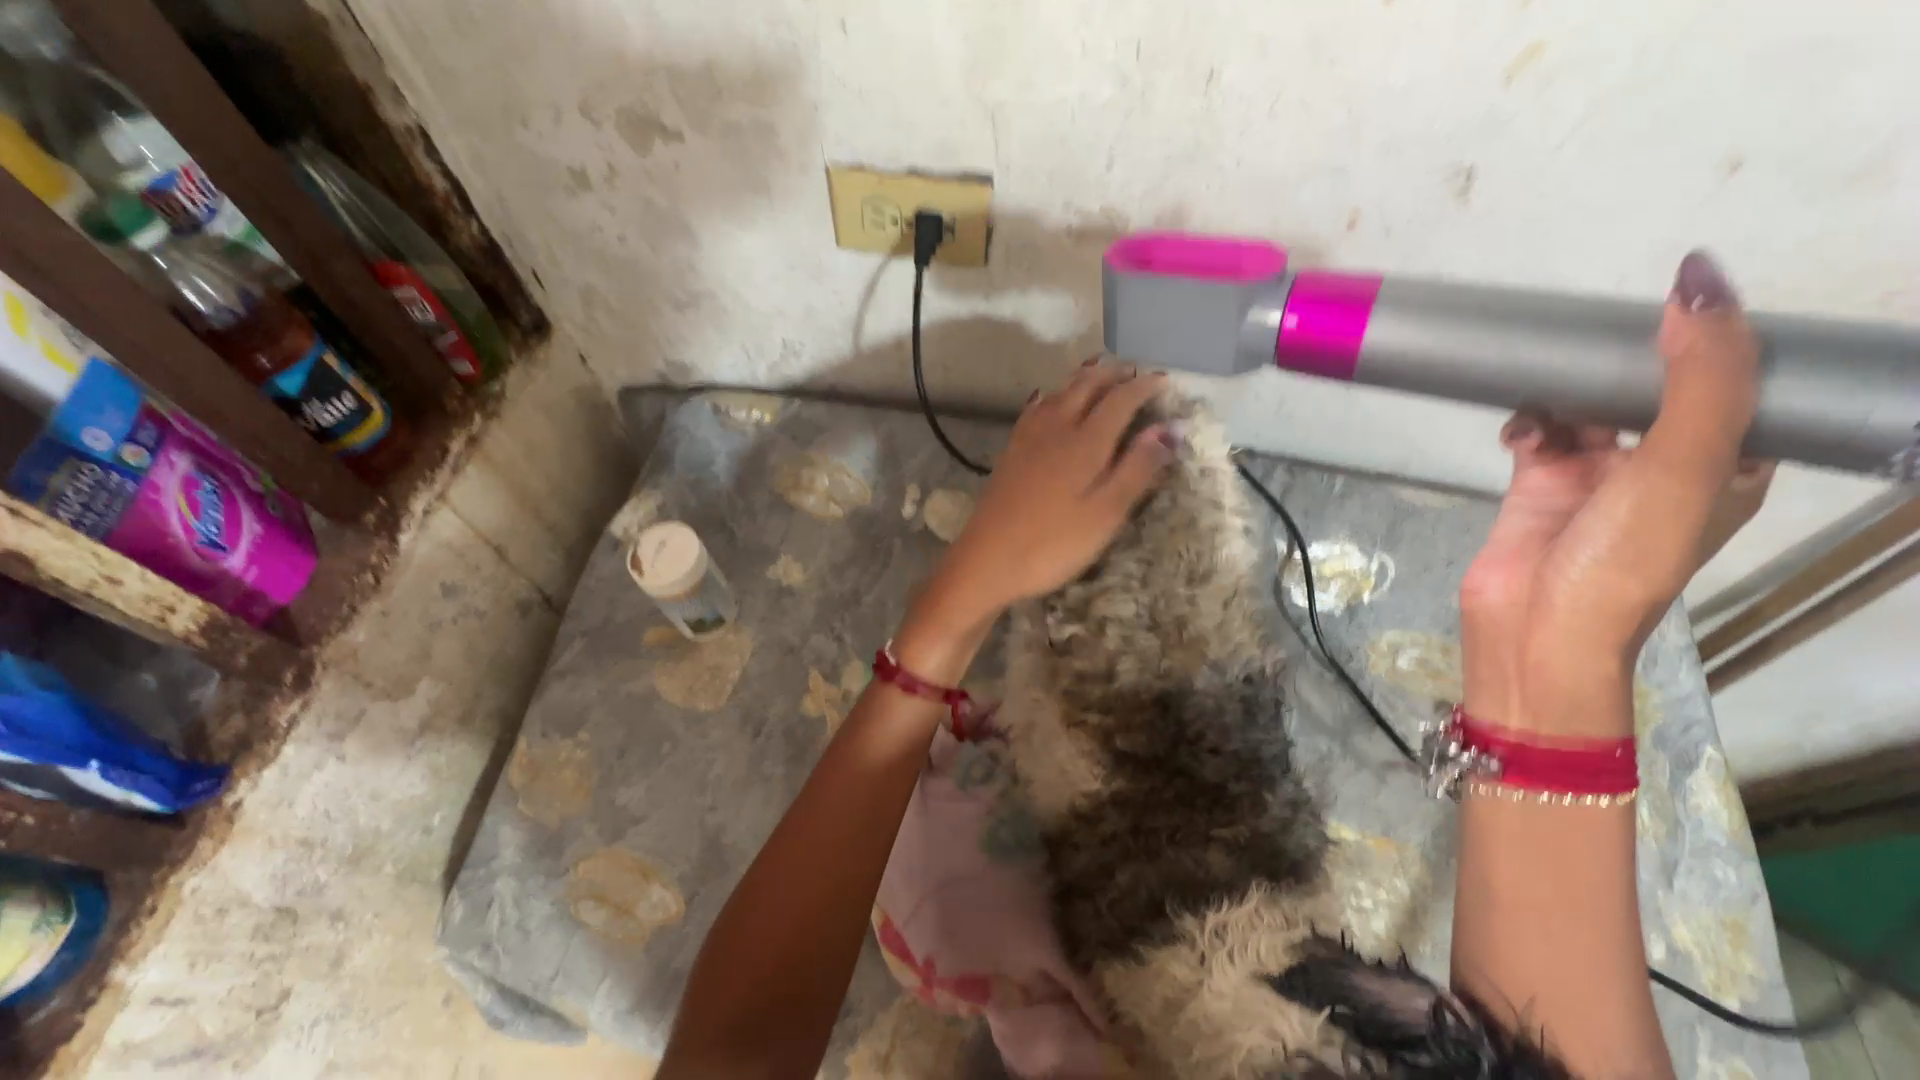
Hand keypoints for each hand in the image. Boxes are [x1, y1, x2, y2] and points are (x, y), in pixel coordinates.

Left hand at [919, 360, 1176, 629]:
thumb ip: (1138, 468)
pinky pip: (1036, 408)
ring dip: (1084, 379)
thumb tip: (1170, 429)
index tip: (1165, 380)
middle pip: (1087, 386)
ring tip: (1101, 375)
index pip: (1121, 399)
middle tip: (1135, 372)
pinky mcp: (1010, 452)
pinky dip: (1053, 395)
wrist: (985, 560)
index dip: (1144, 387)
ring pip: (1060, 392)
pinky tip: (1048, 400)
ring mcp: (1028, 438)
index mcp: (1086, 441)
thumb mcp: (1106, 513)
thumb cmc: (1053, 544)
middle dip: (1113, 374)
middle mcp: (1056, 428)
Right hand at [1459, 252, 1774, 734]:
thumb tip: (1697, 281)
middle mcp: (1668, 463)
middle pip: (1655, 385)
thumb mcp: (1684, 465)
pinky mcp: (1539, 482)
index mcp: (1728, 463)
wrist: (1538, 628)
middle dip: (1629, 357)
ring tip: (1545, 390)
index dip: (1718, 338)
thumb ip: (1700, 377)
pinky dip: (1527, 422)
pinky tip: (1517, 434)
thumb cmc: (1626, 556)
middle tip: (1599, 332)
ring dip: (1566, 391)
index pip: (1738, 382)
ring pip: (1589, 403)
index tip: (1684, 300)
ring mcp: (1599, 474)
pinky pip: (1538, 430)